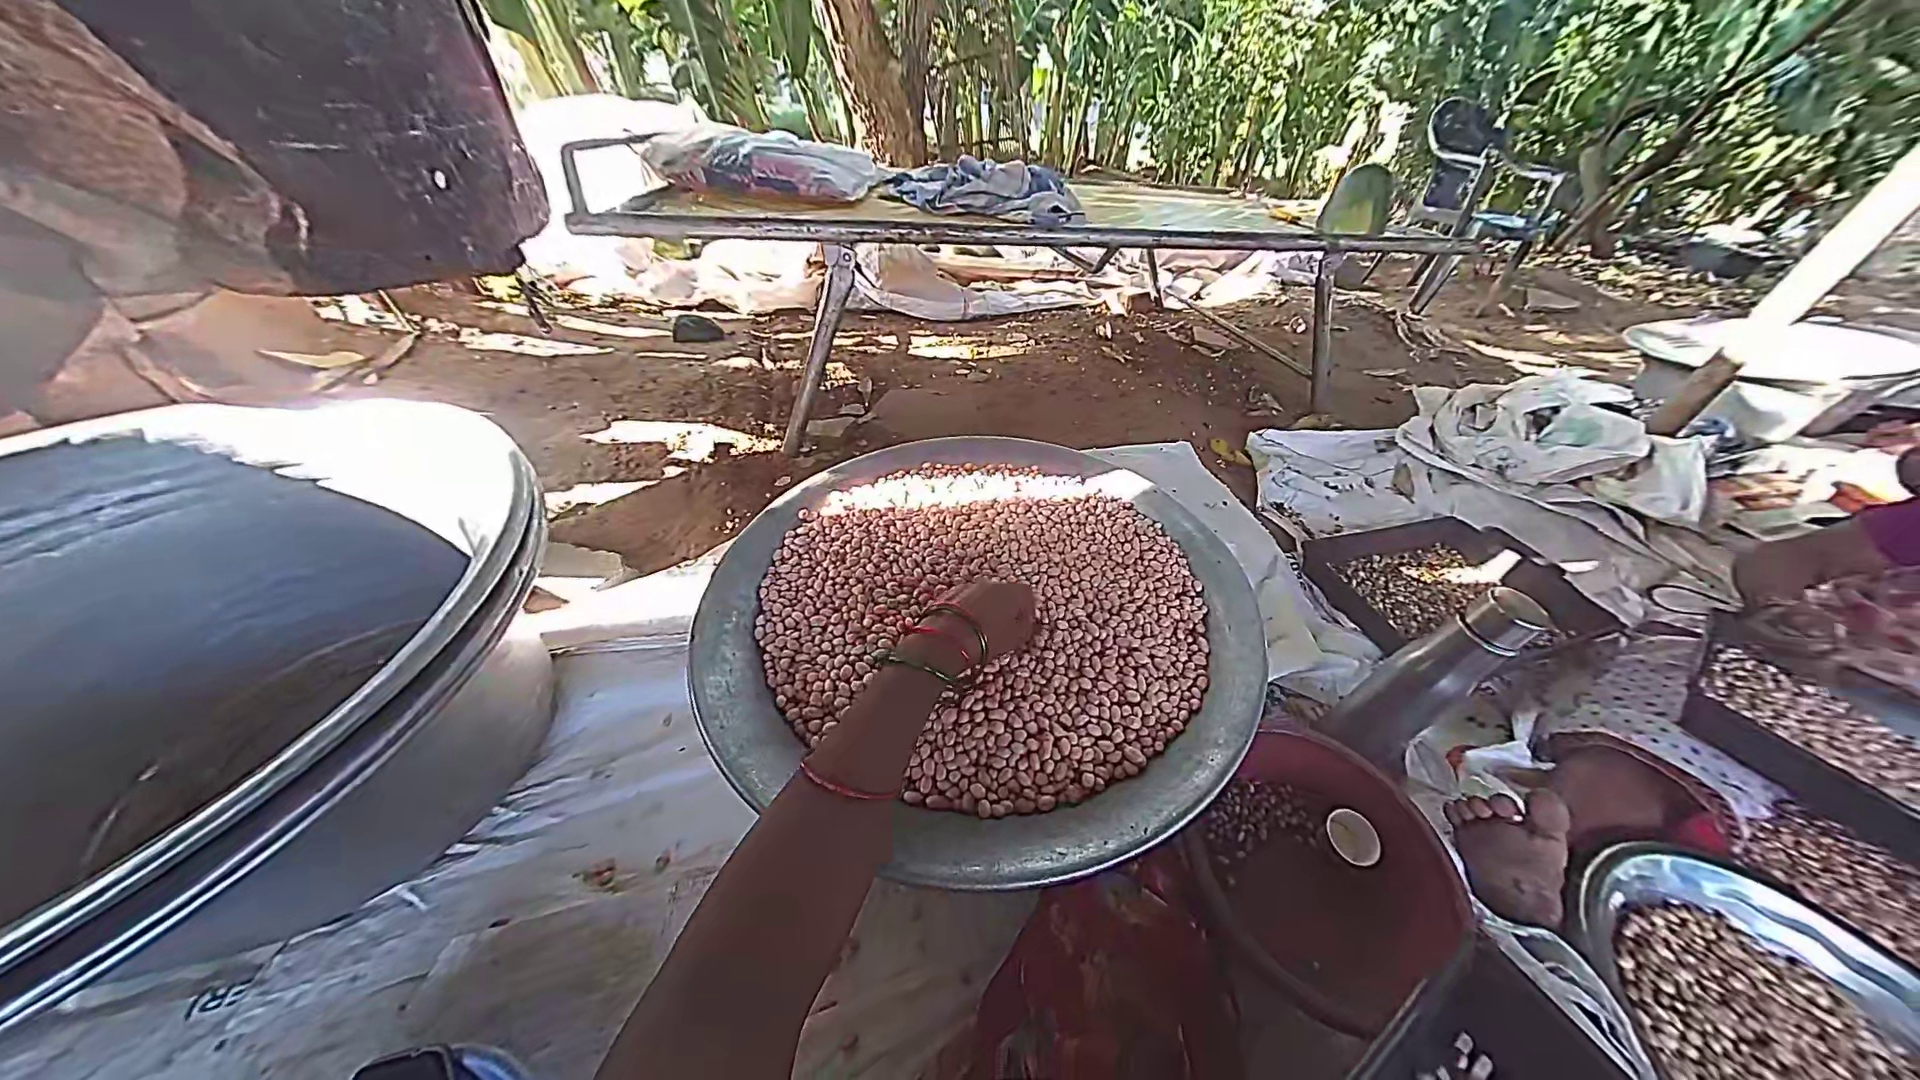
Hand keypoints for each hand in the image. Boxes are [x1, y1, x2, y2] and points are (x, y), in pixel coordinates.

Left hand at [921, 580, 1035, 668]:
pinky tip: (964, 628)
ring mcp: (968, 587)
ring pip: (982, 596)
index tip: (1024, 623)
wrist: (947, 640)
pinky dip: (966, 611)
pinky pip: (964, 601)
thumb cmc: (986, 640)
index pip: (1027, 594)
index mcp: (1012, 592)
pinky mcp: (948, 594)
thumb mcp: (1016, 639)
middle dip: (1004, 608)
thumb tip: (1025, 622)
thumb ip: (1025, 627)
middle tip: (1002, 629)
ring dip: (984, 608)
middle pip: (1003, 593)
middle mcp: (990, 584)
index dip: (1027, 609)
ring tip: (980, 631)